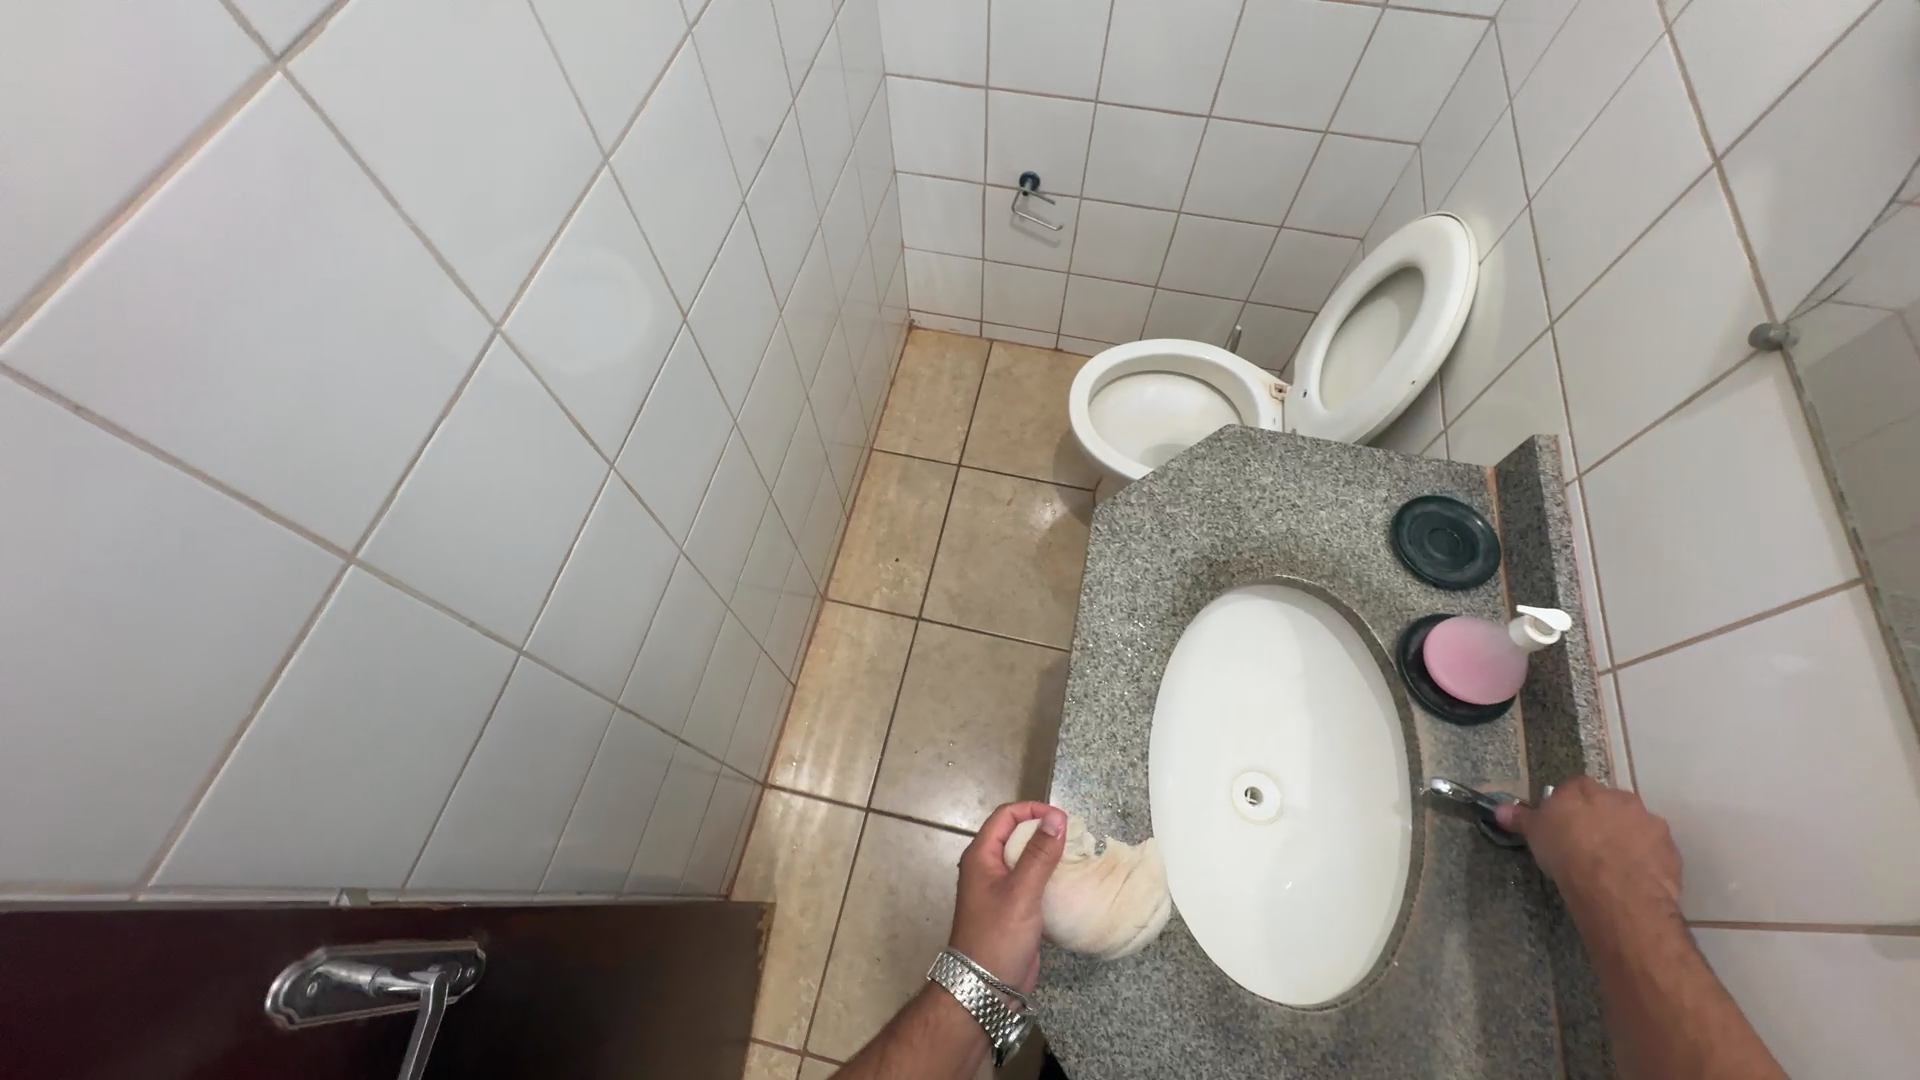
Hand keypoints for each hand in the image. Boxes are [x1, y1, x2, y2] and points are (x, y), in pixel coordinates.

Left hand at [948, 801, 1067, 993]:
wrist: (985, 988)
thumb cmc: (998, 936)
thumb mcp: (1021, 892)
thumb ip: (1039, 853)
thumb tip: (1056, 817)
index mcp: (981, 855)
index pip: (1006, 816)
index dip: (1033, 810)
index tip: (1062, 818)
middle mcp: (988, 866)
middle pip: (1016, 834)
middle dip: (1042, 830)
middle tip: (1074, 836)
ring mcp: (999, 888)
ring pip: (1025, 858)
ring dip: (1047, 853)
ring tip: (1076, 856)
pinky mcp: (1012, 907)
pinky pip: (1030, 881)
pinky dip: (1048, 876)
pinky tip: (1068, 882)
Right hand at [1496, 777, 1682, 923]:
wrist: (1615, 887)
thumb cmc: (1566, 852)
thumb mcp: (1534, 833)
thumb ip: (1519, 818)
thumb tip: (1499, 809)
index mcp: (1584, 789)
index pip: (1573, 786)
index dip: (1567, 803)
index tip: (1561, 822)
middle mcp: (1620, 798)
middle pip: (1608, 803)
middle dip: (1600, 817)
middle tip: (1586, 841)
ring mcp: (1650, 824)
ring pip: (1635, 825)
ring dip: (1626, 837)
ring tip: (1611, 862)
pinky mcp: (1672, 850)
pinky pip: (1654, 849)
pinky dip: (1644, 857)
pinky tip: (1630, 875)